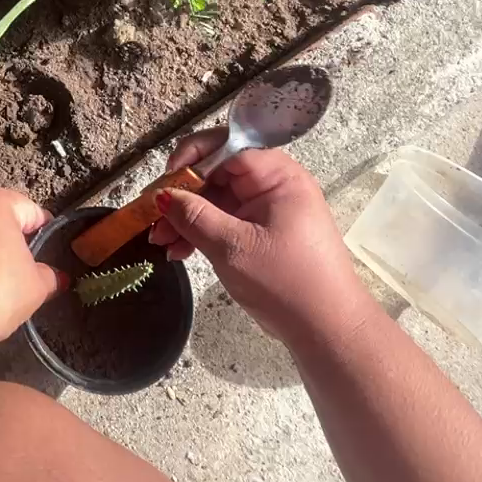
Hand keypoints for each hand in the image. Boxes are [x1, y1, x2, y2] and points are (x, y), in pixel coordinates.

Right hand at [149, 130, 377, 346]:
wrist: (328, 334)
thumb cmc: (286, 283)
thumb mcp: (232, 247)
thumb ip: (193, 216)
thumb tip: (160, 195)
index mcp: (277, 175)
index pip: (225, 147)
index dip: (190, 159)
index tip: (165, 183)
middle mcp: (272, 184)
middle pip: (215, 173)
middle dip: (181, 196)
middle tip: (153, 217)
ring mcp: (266, 209)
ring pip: (213, 199)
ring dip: (184, 218)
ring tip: (160, 241)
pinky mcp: (260, 232)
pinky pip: (222, 220)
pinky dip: (199, 232)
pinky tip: (177, 251)